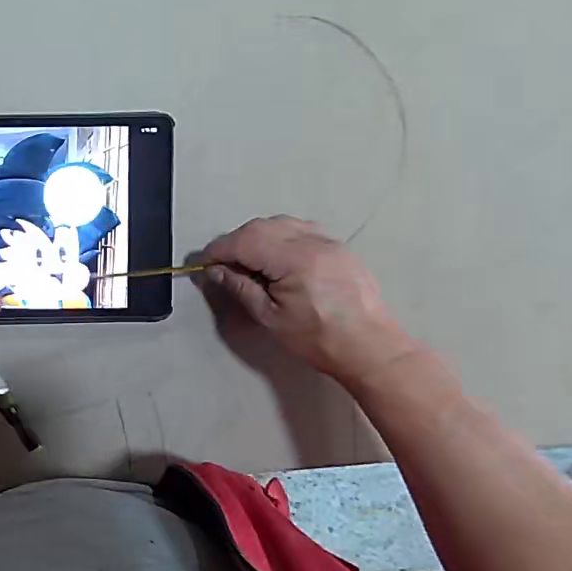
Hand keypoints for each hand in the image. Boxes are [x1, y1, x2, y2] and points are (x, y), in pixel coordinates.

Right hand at [199, 216, 419, 384]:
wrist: (369, 347)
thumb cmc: (316, 339)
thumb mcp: (270, 317)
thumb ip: (241, 288)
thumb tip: (215, 271)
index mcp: (295, 259)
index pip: (245, 241)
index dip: (218, 250)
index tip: (202, 264)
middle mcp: (313, 241)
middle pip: (261, 227)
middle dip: (234, 241)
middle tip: (220, 265)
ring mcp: (329, 241)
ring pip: (281, 223)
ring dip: (256, 236)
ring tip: (245, 260)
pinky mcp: (339, 247)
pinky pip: (301, 229)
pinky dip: (280, 235)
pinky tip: (274, 255)